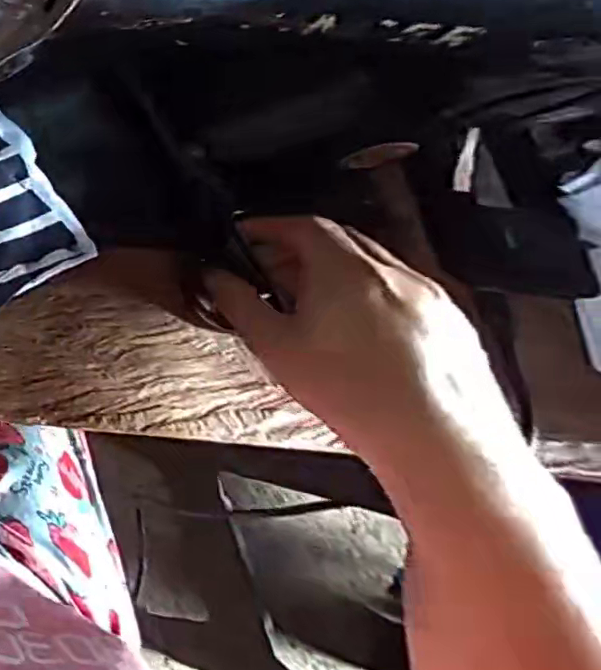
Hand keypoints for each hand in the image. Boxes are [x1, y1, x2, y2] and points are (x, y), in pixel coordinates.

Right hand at [202, 217, 522, 468]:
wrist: (439, 444)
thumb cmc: (356, 394)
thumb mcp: (271, 343)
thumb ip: (235, 300)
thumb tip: (214, 277)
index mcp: (349, 272)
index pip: (304, 225)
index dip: (266, 225)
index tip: (244, 235)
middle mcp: (398, 277)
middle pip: (340, 239)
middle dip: (295, 246)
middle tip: (264, 266)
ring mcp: (434, 300)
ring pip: (372, 264)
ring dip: (330, 269)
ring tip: (301, 298)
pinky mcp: (454, 325)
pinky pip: (400, 289)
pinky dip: (364, 291)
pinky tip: (345, 325)